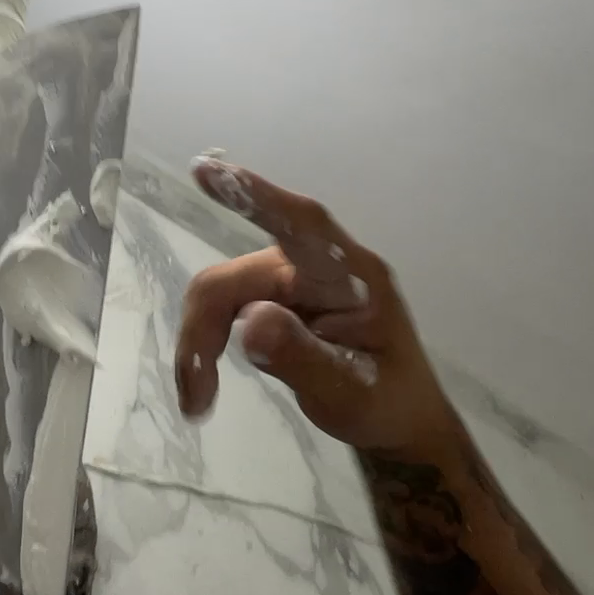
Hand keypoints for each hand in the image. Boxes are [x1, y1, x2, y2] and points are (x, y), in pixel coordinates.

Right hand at [175, 156, 461, 455]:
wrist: (396, 424)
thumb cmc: (388, 407)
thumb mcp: (352, 396)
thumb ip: (304, 358)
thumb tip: (250, 320)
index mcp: (349, 277)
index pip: (301, 224)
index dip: (255, 195)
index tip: (205, 170)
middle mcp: (309, 268)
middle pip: (232, 279)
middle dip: (203, 332)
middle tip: (197, 395)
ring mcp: (285, 282)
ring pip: (217, 294)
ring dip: (198, 342)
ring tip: (198, 399)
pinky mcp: (269, 298)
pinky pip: (220, 308)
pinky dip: (203, 343)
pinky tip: (203, 382)